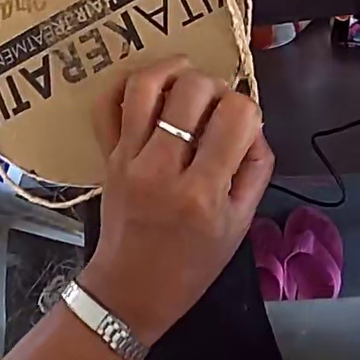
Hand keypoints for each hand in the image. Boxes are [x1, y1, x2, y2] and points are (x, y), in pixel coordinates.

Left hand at [81, 58, 273, 345]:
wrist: (130, 290)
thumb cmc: (191, 264)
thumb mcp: (240, 225)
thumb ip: (254, 170)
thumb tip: (253, 125)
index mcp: (203, 192)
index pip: (236, 116)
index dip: (248, 109)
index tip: (244, 124)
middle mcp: (162, 168)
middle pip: (193, 91)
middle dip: (216, 86)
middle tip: (218, 106)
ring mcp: (127, 158)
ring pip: (146, 86)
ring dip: (173, 69)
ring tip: (188, 73)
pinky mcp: (106, 156)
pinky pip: (105, 106)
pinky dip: (123, 84)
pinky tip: (149, 84)